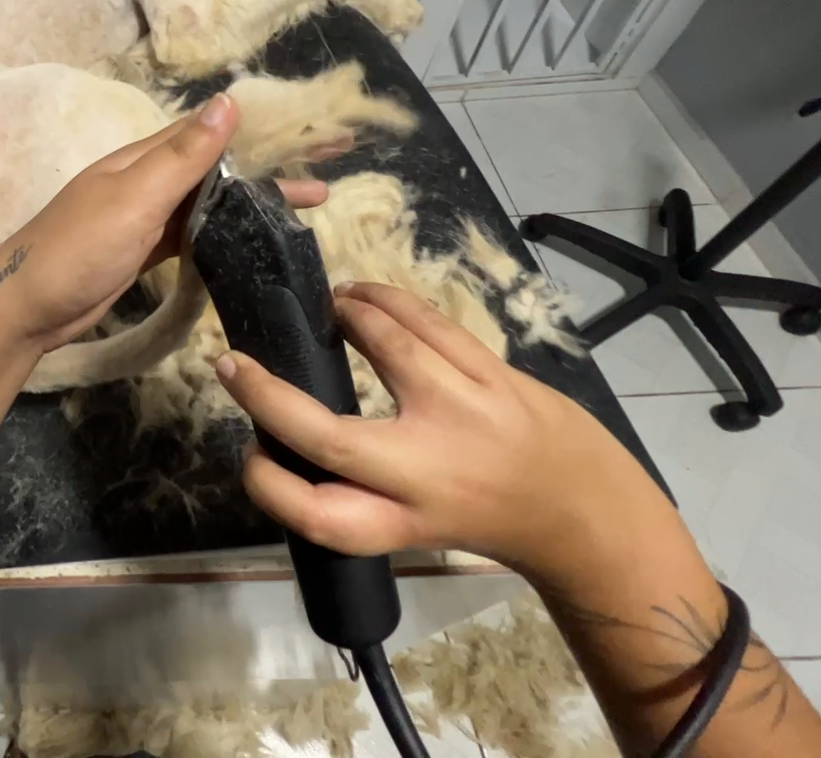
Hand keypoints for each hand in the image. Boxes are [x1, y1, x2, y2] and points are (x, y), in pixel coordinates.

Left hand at [7, 94, 327, 352]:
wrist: (29, 307)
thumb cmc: (79, 247)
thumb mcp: (134, 197)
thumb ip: (182, 156)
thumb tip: (227, 101)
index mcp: (143, 159)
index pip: (209, 134)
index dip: (260, 133)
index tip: (311, 135)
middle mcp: (146, 182)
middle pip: (215, 171)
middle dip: (266, 174)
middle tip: (323, 184)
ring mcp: (143, 219)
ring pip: (207, 205)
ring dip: (250, 207)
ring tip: (303, 214)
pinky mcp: (142, 252)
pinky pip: (191, 236)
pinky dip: (221, 235)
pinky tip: (248, 242)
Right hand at [215, 282, 675, 585]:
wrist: (589, 511)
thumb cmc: (480, 517)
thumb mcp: (410, 526)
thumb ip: (349, 492)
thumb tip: (278, 437)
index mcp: (403, 521)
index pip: (315, 516)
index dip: (265, 483)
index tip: (248, 448)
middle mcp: (429, 476)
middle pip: (330, 439)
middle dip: (267, 398)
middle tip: (231, 364)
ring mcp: (465, 416)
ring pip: (386, 350)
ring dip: (341, 317)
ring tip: (326, 306)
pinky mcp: (493, 375)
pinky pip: (426, 322)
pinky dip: (381, 299)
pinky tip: (359, 294)